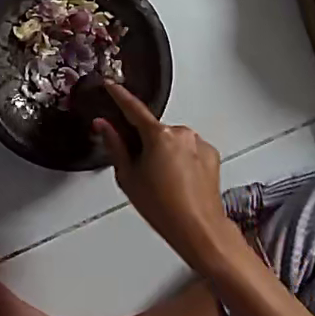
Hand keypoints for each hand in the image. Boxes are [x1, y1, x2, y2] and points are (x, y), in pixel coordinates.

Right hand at [93, 82, 238, 266]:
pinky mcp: (211, 156)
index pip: (133, 108)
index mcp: (159, 135)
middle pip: (153, 129)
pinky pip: (187, 150)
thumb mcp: (127, 175)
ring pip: (171, 140)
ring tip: (160, 180)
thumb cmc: (164, 207)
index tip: (110, 85)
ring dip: (163, 151)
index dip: (118, 95)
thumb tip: (104, 126)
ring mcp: (199, 145)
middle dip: (144, 141)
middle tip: (139, 167)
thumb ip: (114, 144)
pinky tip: (176, 180)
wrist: (199, 229)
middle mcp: (182, 134)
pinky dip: (180, 159)